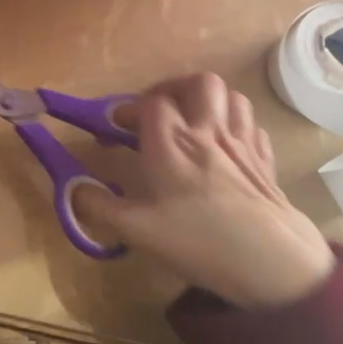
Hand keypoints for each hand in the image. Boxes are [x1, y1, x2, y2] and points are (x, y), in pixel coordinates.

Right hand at [75, 73, 334, 309]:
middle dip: (172, 88)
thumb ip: (96, 205)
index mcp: (172, 144)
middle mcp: (208, 132)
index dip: (127, 109)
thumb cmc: (196, 239)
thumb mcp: (134, 229)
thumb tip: (71, 189)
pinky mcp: (266, 159)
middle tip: (156, 111)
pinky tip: (224, 144)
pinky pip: (251, 124)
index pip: (149, 103)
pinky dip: (234, 124)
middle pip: (197, 83)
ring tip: (191, 121)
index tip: (113, 130)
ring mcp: (242, 143)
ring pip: (231, 96)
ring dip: (207, 100)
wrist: (271, 259)